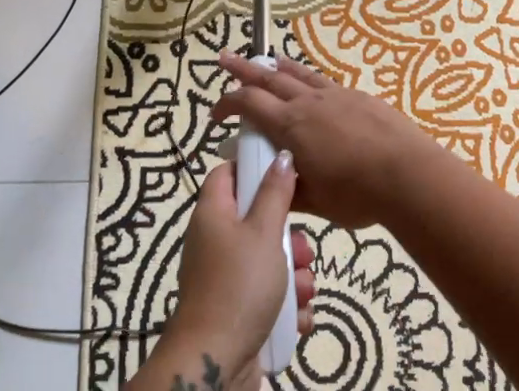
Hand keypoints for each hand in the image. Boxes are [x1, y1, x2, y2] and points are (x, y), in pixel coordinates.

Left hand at [159, 157, 317, 373]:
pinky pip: (268, 295)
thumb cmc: (239, 286)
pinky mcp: (238, 310)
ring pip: (269, 261)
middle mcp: (216, 243)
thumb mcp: (263, 233)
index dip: (253, 169)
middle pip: (257, 222)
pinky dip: (287, 305)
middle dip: (289, 238)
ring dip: (295, 275)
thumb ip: (275, 193)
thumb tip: (281, 155)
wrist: (215, 363)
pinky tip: (300, 316)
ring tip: (305, 290)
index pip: (227, 175)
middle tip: (303, 250)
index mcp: (213, 215)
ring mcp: (226, 279)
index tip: (284, 175)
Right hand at [212, 53, 444, 228]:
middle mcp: (309, 102)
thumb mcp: (315, 202)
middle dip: (244, 68)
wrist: (408, 175)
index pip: (249, 103)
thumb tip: (270, 182)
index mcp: (291, 125)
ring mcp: (336, 95)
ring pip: (299, 74)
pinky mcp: (359, 97)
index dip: (228, 103)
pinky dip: (308, 78)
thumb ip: (288, 190)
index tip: (215, 114)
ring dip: (278, 66)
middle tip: (225, 58)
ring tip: (266, 59)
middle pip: (269, 77)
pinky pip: (324, 81)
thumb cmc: (357, 194)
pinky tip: (311, 85)